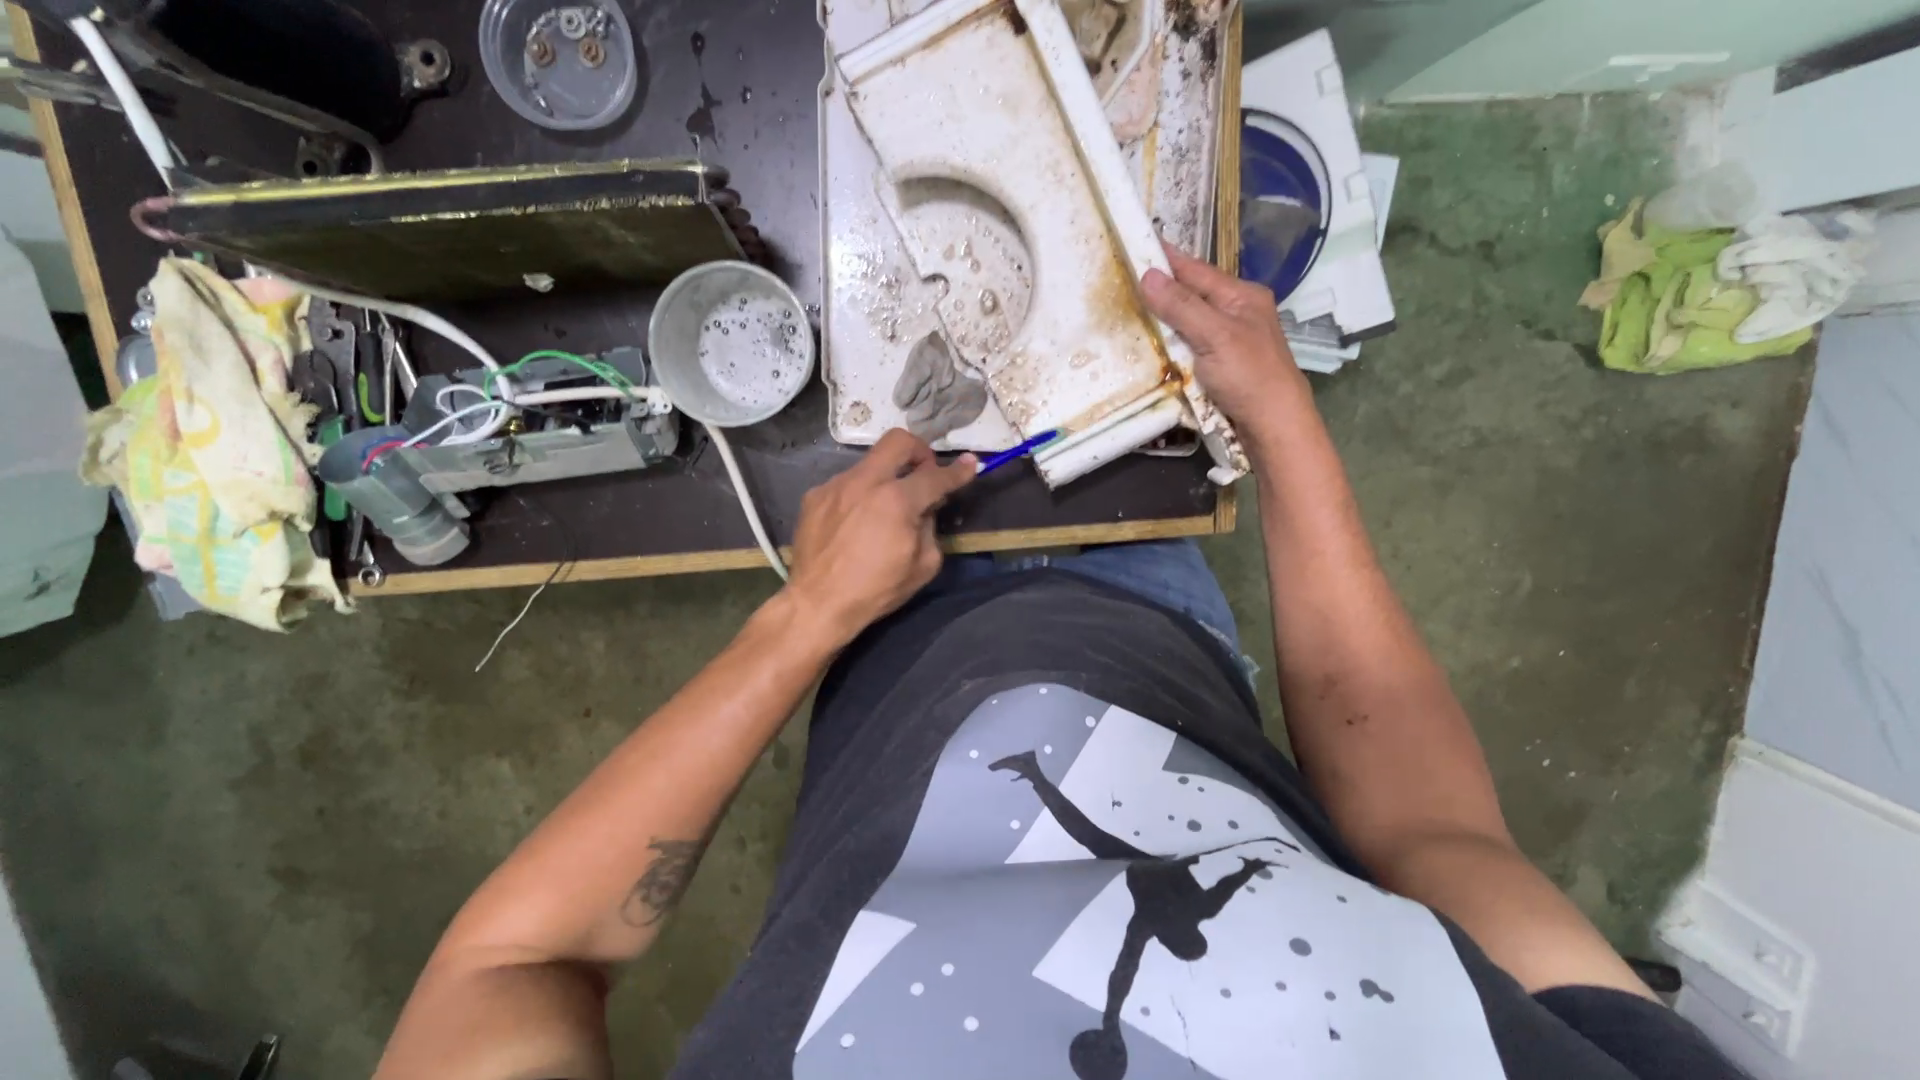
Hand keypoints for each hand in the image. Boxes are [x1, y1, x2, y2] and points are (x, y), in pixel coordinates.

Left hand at [783, 428, 975, 645]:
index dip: (958, 470)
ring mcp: (835, 485)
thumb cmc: (876, 590)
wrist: (817, 603)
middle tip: (923, 473)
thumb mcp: (923, 565)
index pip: (935, 476)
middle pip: (898, 441)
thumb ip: (931, 527)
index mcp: (897, 500)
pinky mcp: (814, 496)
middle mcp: (865, 481)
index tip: (969, 464)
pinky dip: (859, 495)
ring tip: (884, 509)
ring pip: (869, 464)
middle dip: (919, 451)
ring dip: (886, 478)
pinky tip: (855, 522)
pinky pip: (846, 484)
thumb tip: (927, 507)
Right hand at [1141, 244, 1308, 443]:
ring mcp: (1229, 341)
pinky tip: (1151, 345)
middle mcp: (1237, 314)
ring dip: (1163, 318)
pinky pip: (1189, 346)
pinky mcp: (1221, 367)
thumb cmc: (1249, 376)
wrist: (1274, 426)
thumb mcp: (1215, 336)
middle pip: (1192, 294)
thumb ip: (1181, 306)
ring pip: (1189, 321)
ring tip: (1129, 309)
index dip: (1166, 258)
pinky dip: (1170, 344)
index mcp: (1242, 297)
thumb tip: (1148, 275)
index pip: (1196, 270)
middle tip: (1123, 278)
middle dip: (1161, 288)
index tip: (1136, 243)